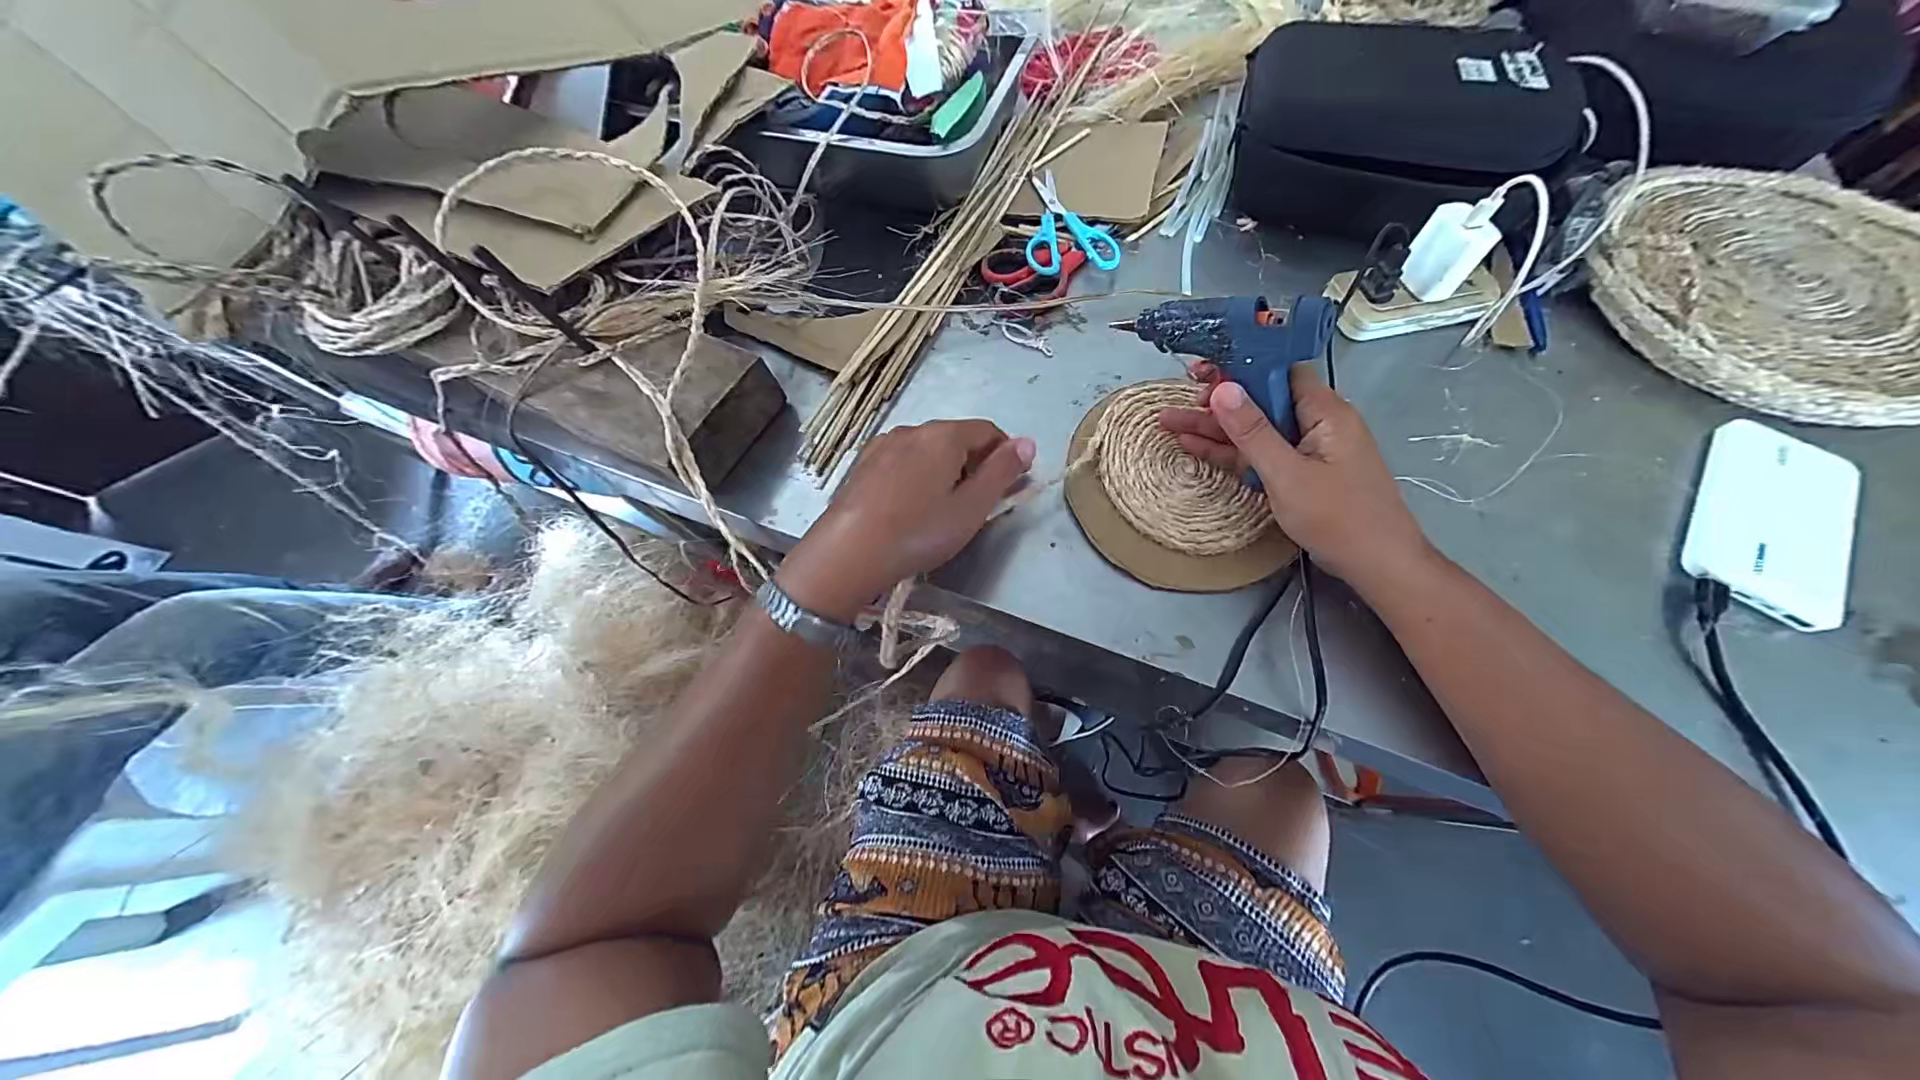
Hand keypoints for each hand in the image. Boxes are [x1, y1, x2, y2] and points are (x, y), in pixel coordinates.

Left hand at [777, 421, 1035, 620]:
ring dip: (945, 471)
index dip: (1006, 455)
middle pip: (956, 438)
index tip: (1012, 484)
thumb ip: (1002, 473)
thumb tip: (1027, 443)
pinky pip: (902, 462)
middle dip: (975, 463)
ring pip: (927, 451)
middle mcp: (911, 430)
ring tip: (945, 510)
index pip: (988, 431)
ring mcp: (882, 446)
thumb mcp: (971, 508)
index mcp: (943, 435)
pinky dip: (917, 477)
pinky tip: (912, 509)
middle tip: (980, 503)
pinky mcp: (862, 465)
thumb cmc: (918, 532)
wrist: (848, 553)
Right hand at [1158, 362, 1434, 591]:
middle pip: (1261, 402)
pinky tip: (1196, 447)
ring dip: (1215, 429)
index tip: (1202, 374)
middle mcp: (1317, 424)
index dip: (1240, 369)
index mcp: (1324, 412)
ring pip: (1255, 430)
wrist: (1378, 565)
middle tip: (1177, 405)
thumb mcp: (1287, 474)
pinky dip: (1231, 452)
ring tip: (1170, 425)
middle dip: (1217, 403)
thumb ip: (1252, 432)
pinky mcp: (1299, 473)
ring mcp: (1307, 450)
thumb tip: (1224, 388)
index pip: (1279, 372)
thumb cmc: (1339, 519)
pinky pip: (1261, 454)